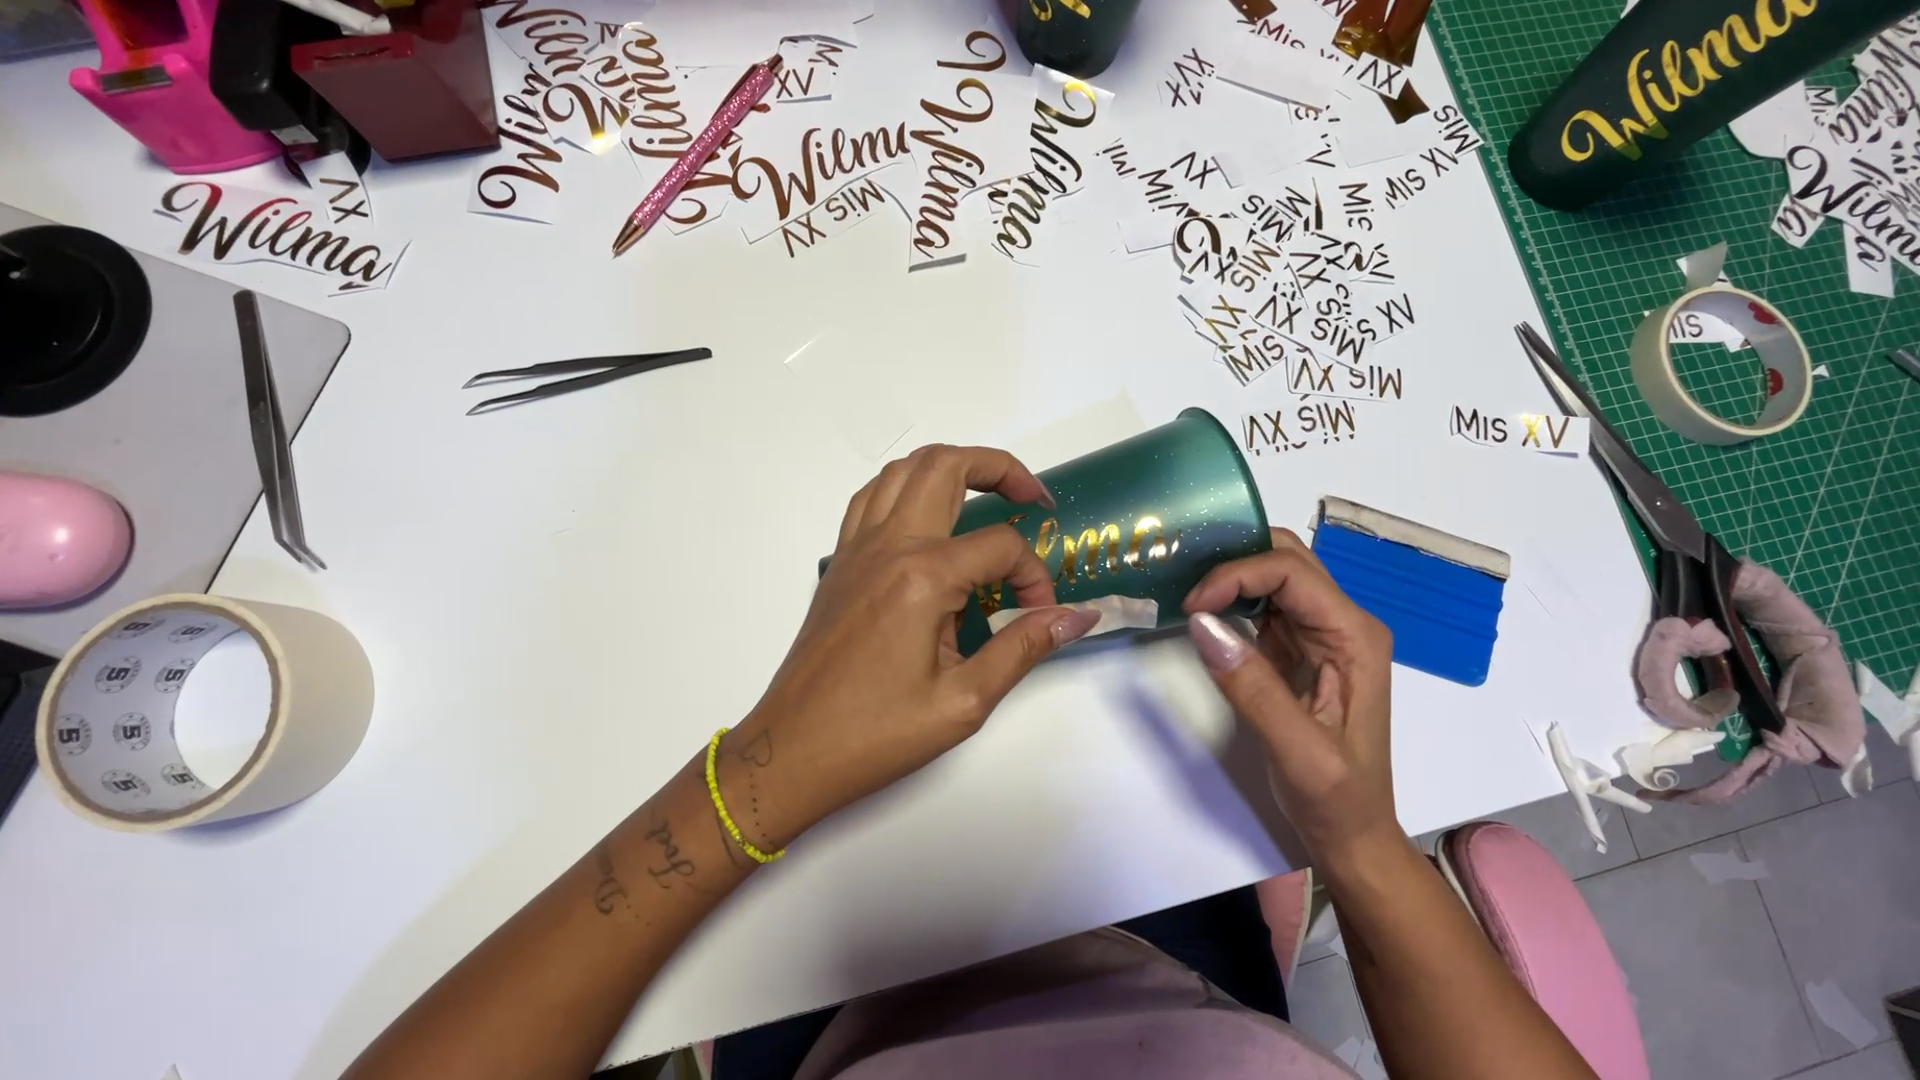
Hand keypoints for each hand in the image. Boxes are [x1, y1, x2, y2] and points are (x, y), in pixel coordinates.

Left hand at [723, 446, 1103, 851]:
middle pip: (946, 465)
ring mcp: (856, 549)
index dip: (1034, 577)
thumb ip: (1023, 647)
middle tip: (1033, 498)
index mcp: (922, 577)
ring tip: (986, 496)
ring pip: (904, 469)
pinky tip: (928, 520)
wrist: (793, 751)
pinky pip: (872, 497)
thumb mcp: (964, 701)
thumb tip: (1077, 615)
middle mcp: (887, 546)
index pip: (1000, 547)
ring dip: (951, 467)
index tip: (1040, 617)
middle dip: (1000, 469)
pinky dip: (907, 487)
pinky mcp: (840, 563)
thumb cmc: (876, 734)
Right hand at [1181, 528, 1399, 863]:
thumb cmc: (1336, 799)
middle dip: (1233, 559)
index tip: (1192, 604)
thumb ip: (1252, 686)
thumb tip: (1201, 622)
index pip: (1293, 572)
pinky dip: (1228, 600)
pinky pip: (1262, 605)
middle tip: (1183, 583)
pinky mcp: (1296, 649)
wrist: (1352, 833)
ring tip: (1184, 589)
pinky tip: (1201, 610)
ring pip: (1272, 575)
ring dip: (1229, 575)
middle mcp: (1341, 624)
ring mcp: (1319, 635)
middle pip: (1286, 559)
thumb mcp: (1299, 751)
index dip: (1237, 574)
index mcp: (1354, 637)